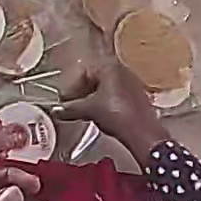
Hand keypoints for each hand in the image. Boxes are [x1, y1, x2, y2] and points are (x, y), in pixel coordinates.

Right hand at [53, 60, 170, 162]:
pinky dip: (106, 103)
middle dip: (83, 90)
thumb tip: (57, 109)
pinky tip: (102, 115)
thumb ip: (70, 108)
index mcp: (110, 67)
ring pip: (107, 86)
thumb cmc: (118, 115)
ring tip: (86, 110)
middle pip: (96, 77)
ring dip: (94, 97)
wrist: (142, 134)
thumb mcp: (88, 110)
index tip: (66, 97)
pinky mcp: (139, 97)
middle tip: (73, 103)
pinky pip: (117, 95)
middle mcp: (123, 71)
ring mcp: (133, 84)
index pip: (85, 70)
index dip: (73, 84)